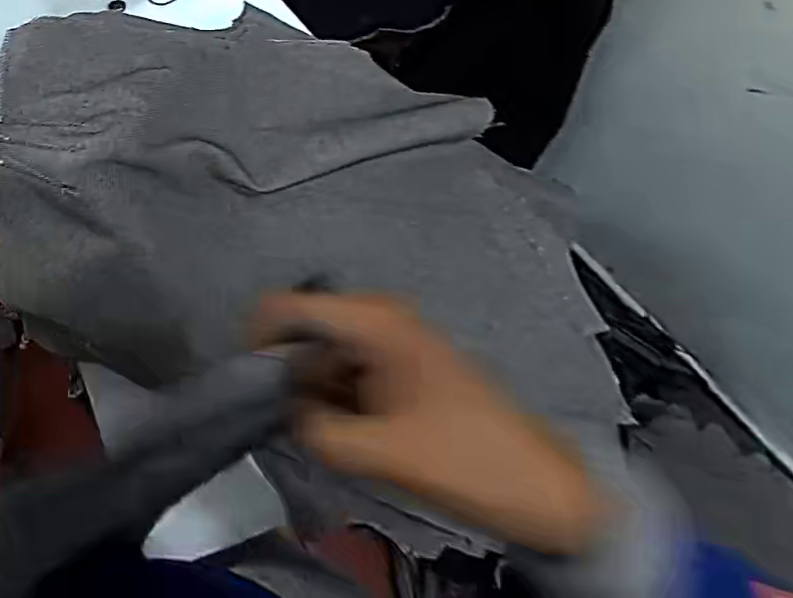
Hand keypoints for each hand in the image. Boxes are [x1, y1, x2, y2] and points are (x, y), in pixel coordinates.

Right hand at [256, 291, 607, 555]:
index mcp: (373, 319)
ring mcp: (390, 335)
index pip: (287, 305)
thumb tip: (283, 414)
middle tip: (287, 418)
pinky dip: (334, 391)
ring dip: (312, 386)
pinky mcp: (399, 358)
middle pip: (304, 327)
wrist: (546, 487)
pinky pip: (346, 364)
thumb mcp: (385, 453)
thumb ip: (318, 431)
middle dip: (287, 371)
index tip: (247, 381)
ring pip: (323, 349)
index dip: (258, 338)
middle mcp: (378, 313)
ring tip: (320, 431)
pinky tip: (345, 428)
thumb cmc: (467, 459)